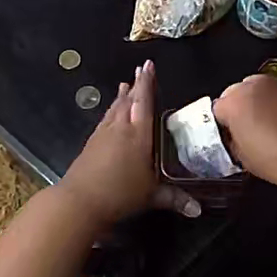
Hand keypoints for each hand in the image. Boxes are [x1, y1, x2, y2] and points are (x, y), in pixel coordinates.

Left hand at [58, 61, 199, 224]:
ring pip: (114, 109)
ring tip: (125, 86)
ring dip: (121, 97)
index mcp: (138, 136)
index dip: (147, 83)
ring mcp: (102, 135)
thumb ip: (174, 199)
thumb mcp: (151, 197)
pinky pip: (104, 120)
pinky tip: (111, 116)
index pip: (144, 102)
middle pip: (128, 101)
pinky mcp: (91, 144)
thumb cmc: (119, 195)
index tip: (148, 65)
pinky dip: (110, 112)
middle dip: (136, 85)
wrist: (79, 202)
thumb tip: (197, 210)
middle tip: (140, 71)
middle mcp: (120, 129)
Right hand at [213, 74, 276, 195]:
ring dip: (259, 102)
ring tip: (271, 126)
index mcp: (234, 103)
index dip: (224, 125)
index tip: (232, 138)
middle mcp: (254, 85)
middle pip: (236, 93)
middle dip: (239, 109)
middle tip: (250, 132)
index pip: (217, 109)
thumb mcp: (243, 157)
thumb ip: (232, 139)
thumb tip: (234, 134)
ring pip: (258, 89)